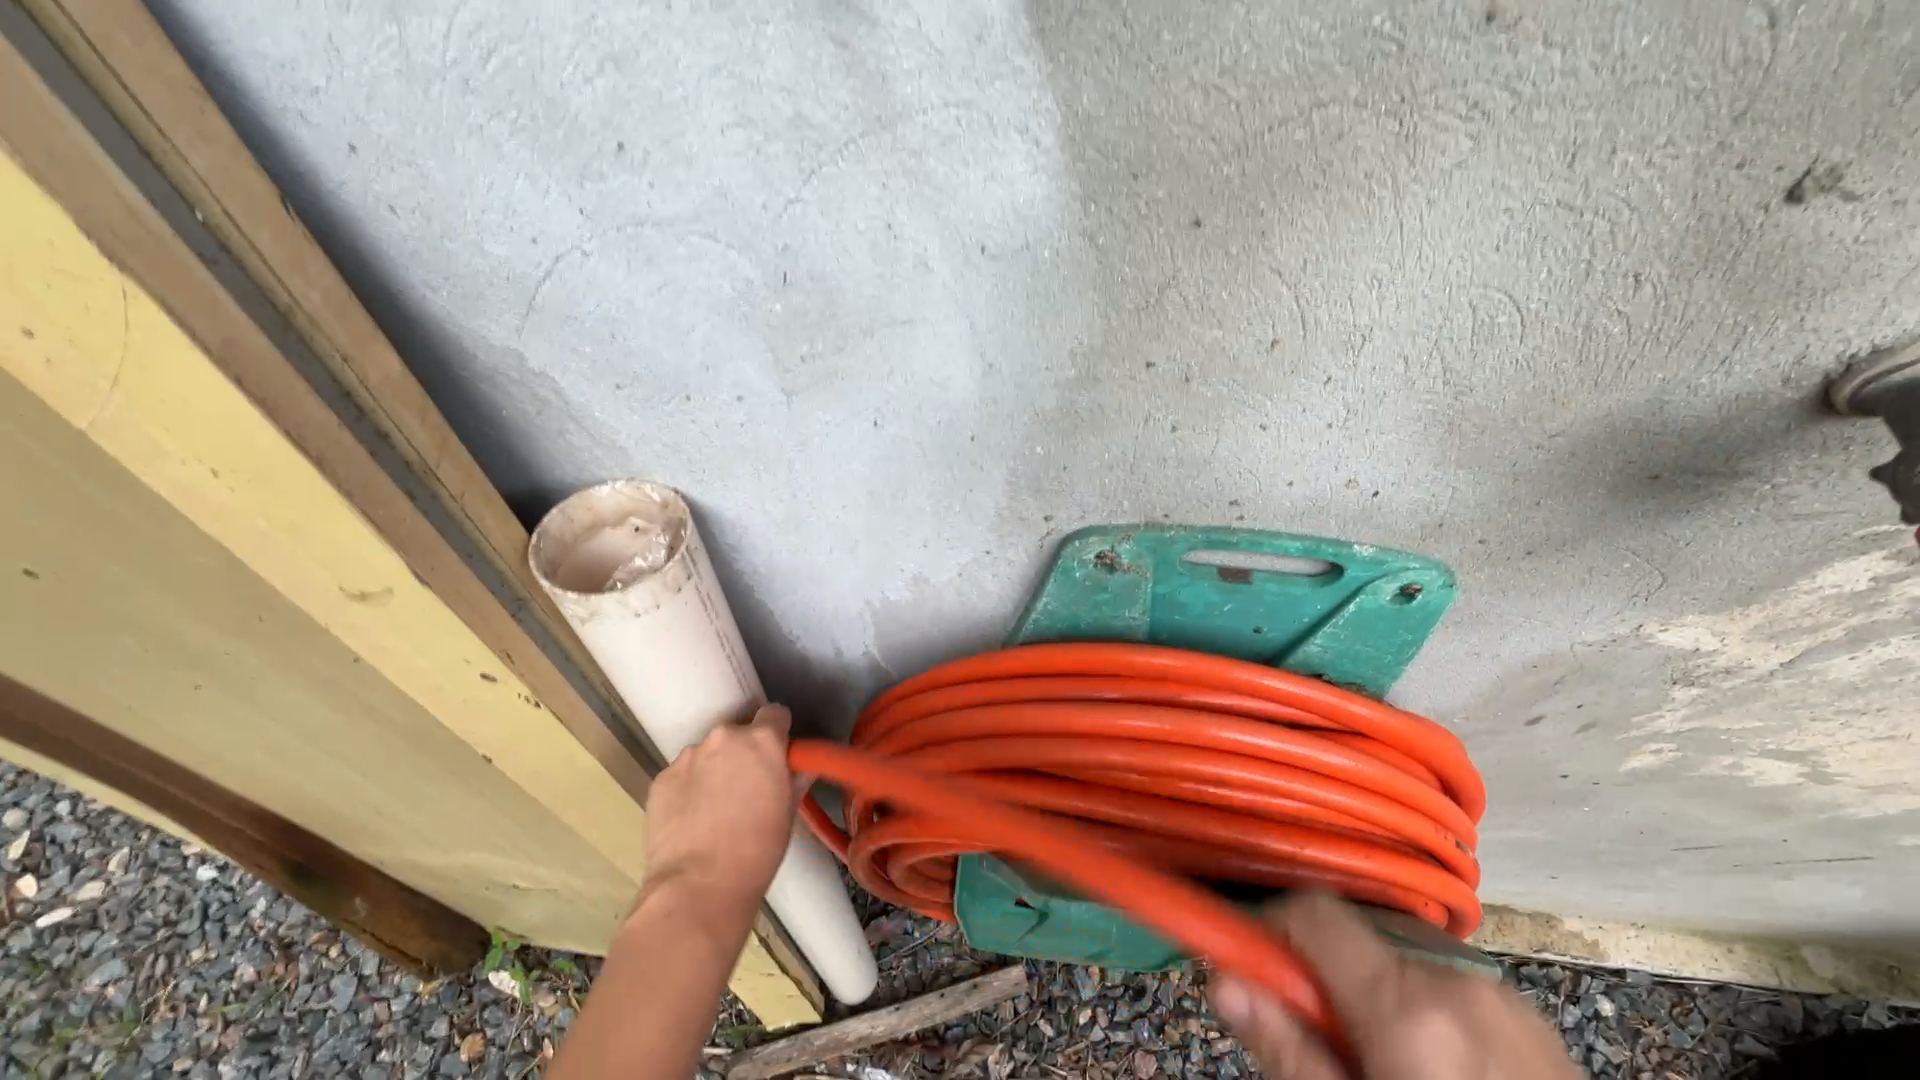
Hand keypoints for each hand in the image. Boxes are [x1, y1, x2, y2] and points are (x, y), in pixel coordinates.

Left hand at [639, 704, 797, 913]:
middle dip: (742, 753)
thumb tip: (800, 768)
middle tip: (745, 789)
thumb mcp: (788, 813)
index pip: (774, 714)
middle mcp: (723, 738)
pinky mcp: (660, 778)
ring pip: (706, 754)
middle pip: (737, 733)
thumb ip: (794, 780)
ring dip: (713, 770)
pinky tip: (690, 821)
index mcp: (761, 740)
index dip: (778, 734)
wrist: (698, 885)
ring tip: (713, 810)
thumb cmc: (757, 850)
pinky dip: (688, 790)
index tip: (777, 757)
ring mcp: (687, 756)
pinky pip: (681, 775)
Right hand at [1209, 893, 1582, 1079]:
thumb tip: (1221, 981)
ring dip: (1374, 992)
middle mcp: (1456, 978)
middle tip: (1320, 1043)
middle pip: (1355, 938)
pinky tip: (1439, 1073)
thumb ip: (1287, 1051)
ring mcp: (1504, 994)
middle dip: (1322, 975)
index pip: (1312, 911)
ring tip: (1386, 1066)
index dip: (1270, 929)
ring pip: (1402, 961)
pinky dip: (1424, 1008)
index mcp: (1407, 1004)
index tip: (1252, 969)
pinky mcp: (1533, 1018)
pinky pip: (1451, 985)